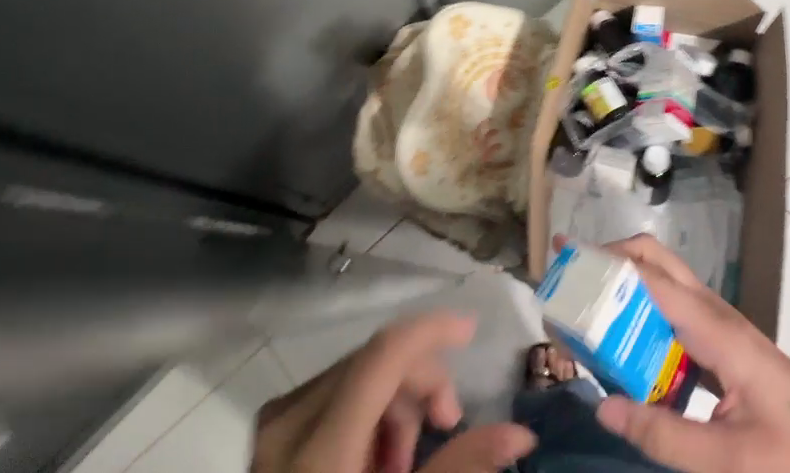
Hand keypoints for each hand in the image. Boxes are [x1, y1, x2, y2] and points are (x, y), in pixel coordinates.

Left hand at [251, 311, 534, 472]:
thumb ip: (460, 467)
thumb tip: (520, 433)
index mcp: (321, 447)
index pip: (382, 356)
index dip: (431, 331)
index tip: (472, 330)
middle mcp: (289, 420)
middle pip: (373, 361)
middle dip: (419, 387)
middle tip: (442, 431)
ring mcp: (274, 422)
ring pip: (354, 372)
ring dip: (393, 403)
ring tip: (401, 461)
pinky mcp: (269, 429)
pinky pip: (331, 392)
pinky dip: (364, 411)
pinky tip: (373, 456)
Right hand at [582, 234, 789, 472]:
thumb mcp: (733, 463)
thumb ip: (665, 436)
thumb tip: (602, 407)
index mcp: (721, 334)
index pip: (654, 278)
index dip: (606, 261)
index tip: (564, 257)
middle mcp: (721, 322)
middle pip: (661, 266)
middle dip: (612, 260)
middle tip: (568, 273)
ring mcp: (727, 338)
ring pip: (668, 293)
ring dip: (625, 292)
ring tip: (583, 314)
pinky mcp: (731, 358)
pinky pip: (679, 326)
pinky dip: (644, 327)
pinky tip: (625, 359)